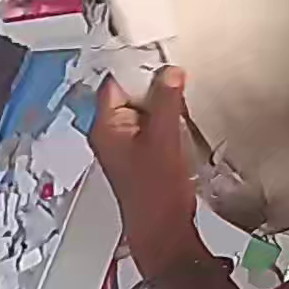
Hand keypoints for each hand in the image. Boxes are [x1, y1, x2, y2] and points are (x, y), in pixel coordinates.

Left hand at [90, 67, 208, 271]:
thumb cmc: (156, 190)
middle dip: (155, 87)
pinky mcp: (145, 154)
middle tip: (178, 82)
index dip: (137, 69)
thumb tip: (171, 73)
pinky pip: (155, 125)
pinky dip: (169, 120)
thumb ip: (167, 101)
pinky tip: (183, 123)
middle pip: (131, 95)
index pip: (115, 84)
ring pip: (145, 111)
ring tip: (182, 104)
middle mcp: (112, 134)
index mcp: (105, 127)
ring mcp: (128, 145)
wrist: (164, 228)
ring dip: (164, 104)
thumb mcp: (164, 137)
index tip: (161, 60)